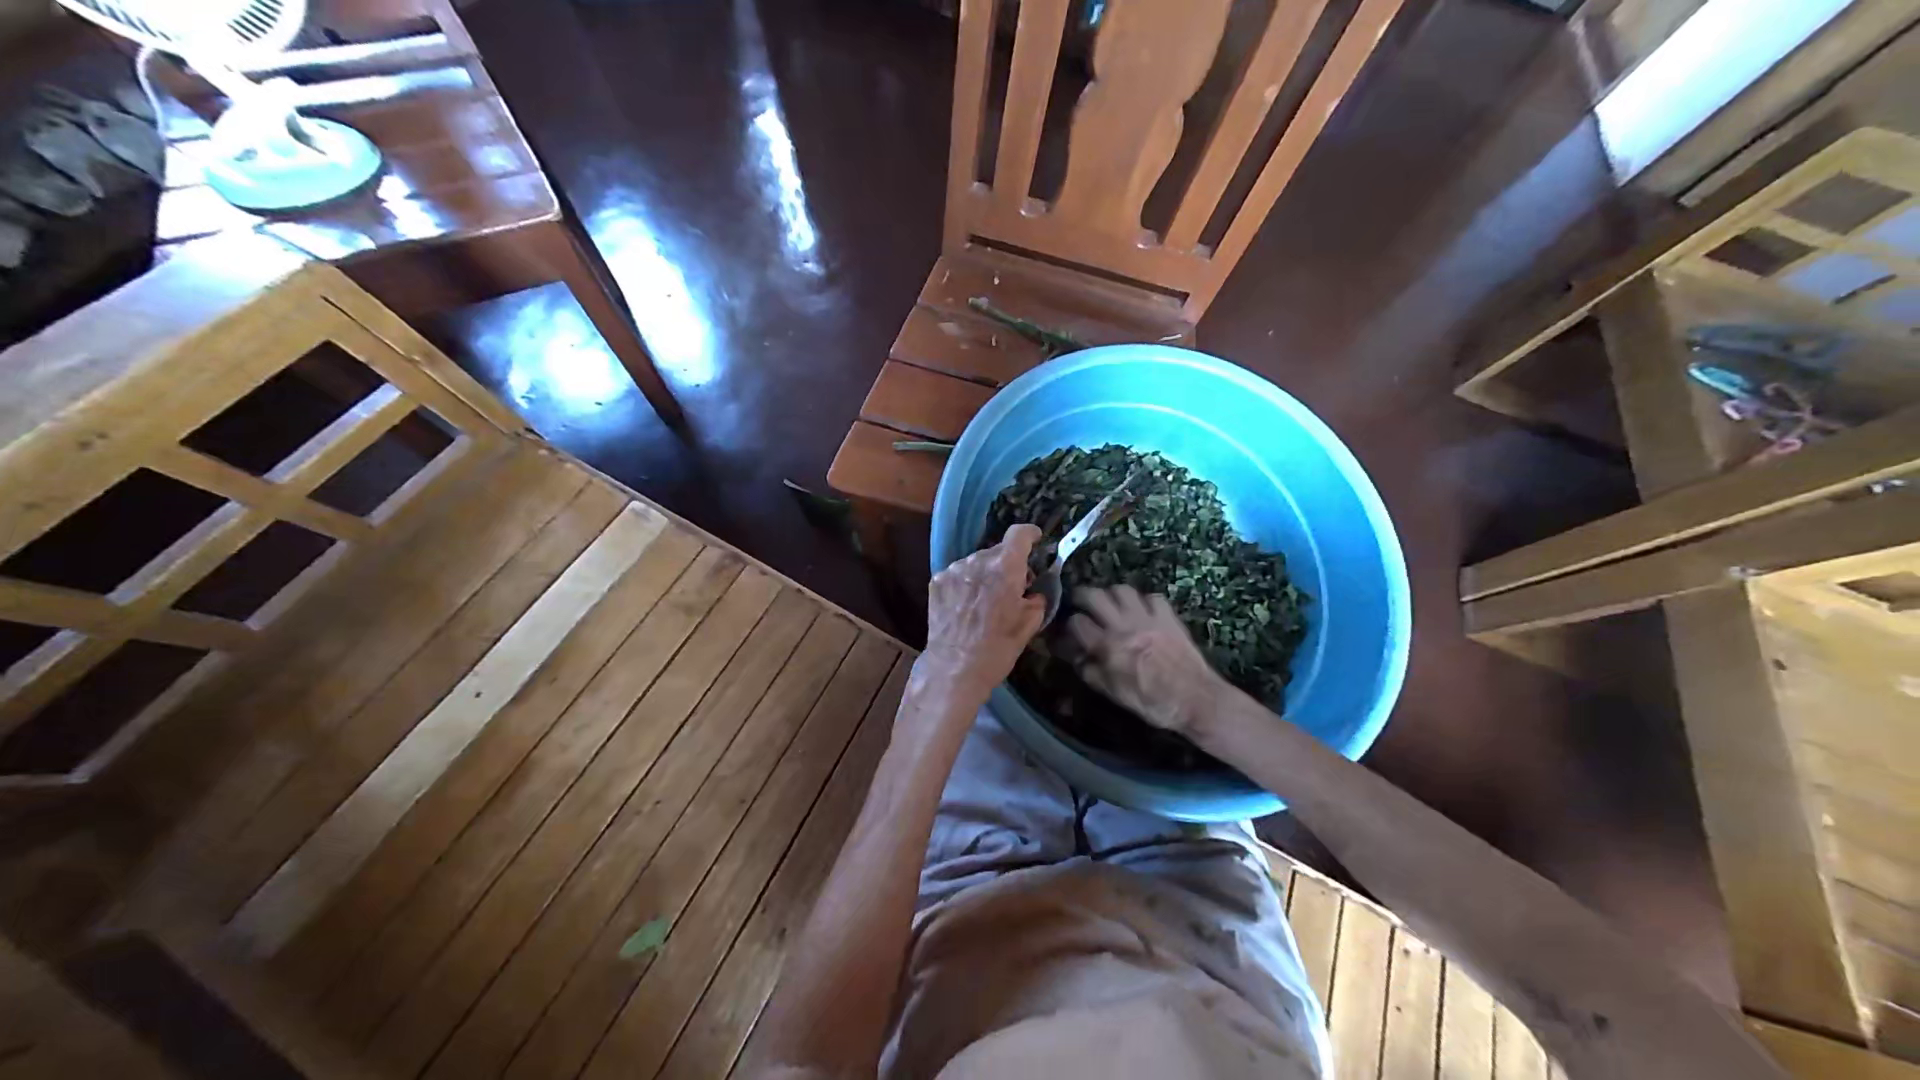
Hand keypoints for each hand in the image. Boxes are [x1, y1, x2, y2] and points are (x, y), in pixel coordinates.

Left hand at [919, 524, 1046, 704]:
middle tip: (1012, 588)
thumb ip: (1036, 598)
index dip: (1030, 534)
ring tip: (986, 601)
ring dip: (985, 574)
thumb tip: (1032, 590)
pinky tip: (967, 606)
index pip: (1019, 534)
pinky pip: (958, 574)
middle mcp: (977, 561)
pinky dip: (967, 583)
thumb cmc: (997, 648)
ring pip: (976, 562)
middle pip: (997, 551)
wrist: (954, 668)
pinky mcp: (937, 582)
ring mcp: (954, 570)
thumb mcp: (1029, 624)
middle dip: (1007, 565)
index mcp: (1005, 567)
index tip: (1035, 540)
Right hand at [1066, 585, 1225, 735]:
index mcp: (1107, 647)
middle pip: (1094, 596)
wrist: (1196, 700)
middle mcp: (1124, 626)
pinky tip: (1142, 610)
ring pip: (1121, 590)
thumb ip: (1090, 672)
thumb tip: (1076, 657)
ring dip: (1111, 594)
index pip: (1077, 622)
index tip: (1069, 629)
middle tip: (1079, 601)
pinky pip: (1152, 597)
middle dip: (1081, 595)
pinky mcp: (1168, 616)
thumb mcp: (1114, 694)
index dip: (1068, 624)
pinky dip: (1143, 600)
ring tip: (1110, 603)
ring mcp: (1148, 618)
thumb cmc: (1152, 703)